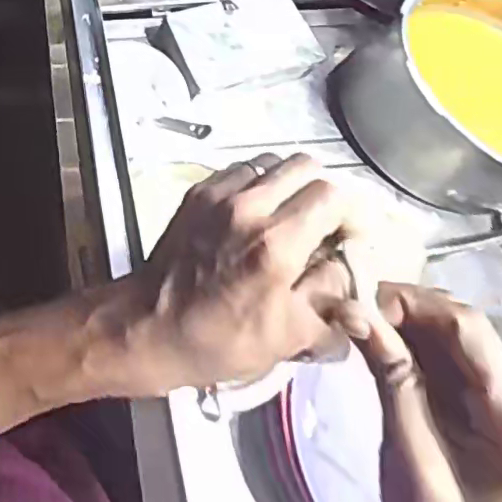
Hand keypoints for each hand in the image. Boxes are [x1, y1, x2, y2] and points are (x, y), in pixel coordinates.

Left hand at [117, 154, 360, 395]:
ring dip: (290, 184)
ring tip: (288, 216)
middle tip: (322, 222)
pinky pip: (242, 170)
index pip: (332, 194)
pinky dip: (258, 184)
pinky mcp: (200, 189)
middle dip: (323, 190)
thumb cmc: (221, 339)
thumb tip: (350, 266)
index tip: (351, 234)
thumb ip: (331, 294)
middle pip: (306, 165)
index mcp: (276, 243)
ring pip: (273, 163)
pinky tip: (254, 214)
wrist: (150, 324)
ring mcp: (220, 192)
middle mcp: (249, 205)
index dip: (352, 211)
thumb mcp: (290, 334)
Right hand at [339, 284, 501, 501]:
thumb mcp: (415, 469)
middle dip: (410, 312)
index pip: (472, 330)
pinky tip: (387, 350)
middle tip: (356, 309)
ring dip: (411, 330)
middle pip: (470, 335)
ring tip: (364, 324)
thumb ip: (393, 383)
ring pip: (463, 350)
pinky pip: (460, 375)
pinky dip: (421, 356)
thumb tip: (355, 310)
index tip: (363, 301)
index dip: (415, 302)